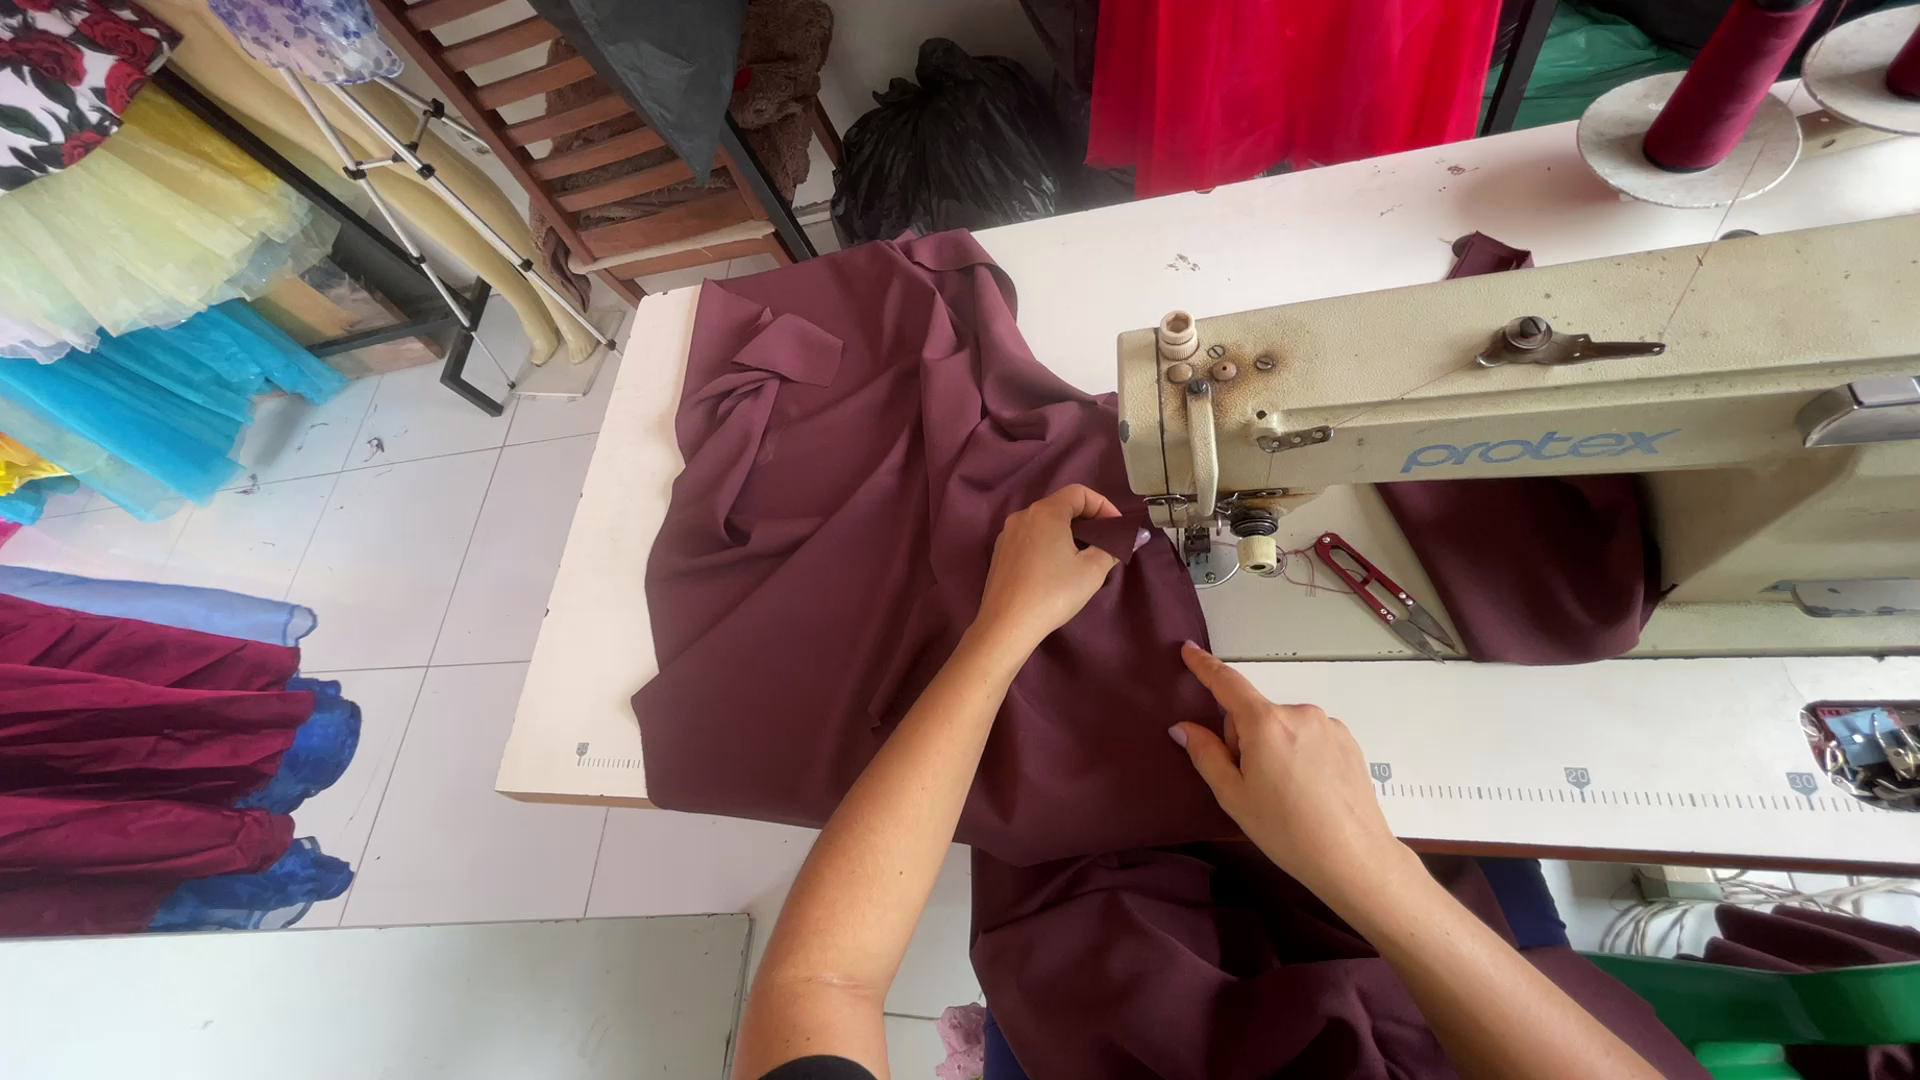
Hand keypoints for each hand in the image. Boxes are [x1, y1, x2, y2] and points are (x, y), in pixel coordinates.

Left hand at [973, 485, 1125, 649]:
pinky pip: (1030, 538)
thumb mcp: (1092, 570)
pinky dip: (1048, 543)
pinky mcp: (1000, 553)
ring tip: (1083, 556)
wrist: (1007, 624)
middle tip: (1105, 543)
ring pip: (1044, 523)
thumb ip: (1113, 547)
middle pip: (1061, 506)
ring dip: (1068, 532)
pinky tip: (1056, 568)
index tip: (1116, 528)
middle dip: (1087, 519)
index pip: (1079, 492)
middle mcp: (1022, 516)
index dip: (1103, 506)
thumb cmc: (1053, 592)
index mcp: (1045, 512)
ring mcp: (1007, 534)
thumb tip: (1131, 538)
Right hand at [1169, 643, 1408, 902]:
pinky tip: (1310, 789)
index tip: (1189, 649)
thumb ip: (1205, 754)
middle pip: (1253, 714)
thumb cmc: (1286, 830)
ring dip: (1274, 746)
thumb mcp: (1233, 795)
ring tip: (1287, 792)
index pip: (1227, 683)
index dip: (1204, 666)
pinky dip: (1300, 753)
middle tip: (1254, 784)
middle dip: (1245, 739)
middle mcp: (1298, 713)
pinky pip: (1308, 736)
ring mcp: (1327, 725)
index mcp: (1265, 723)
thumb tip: (1183, 726)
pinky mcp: (1348, 741)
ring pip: (1281, 726)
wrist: (1356, 859)